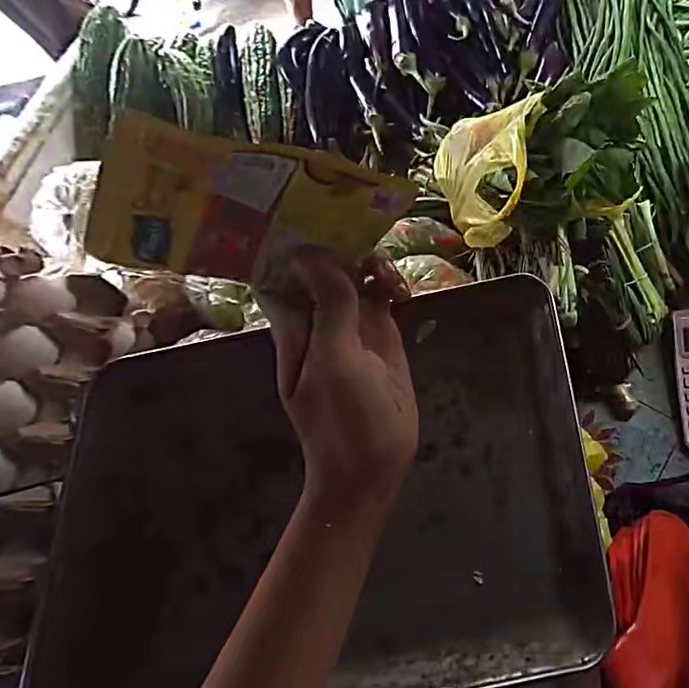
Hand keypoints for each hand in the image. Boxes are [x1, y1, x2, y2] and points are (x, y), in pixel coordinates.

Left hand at [255, 247, 417, 517]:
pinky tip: (405, 293)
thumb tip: (314, 250)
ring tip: (393, 281)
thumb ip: (330, 306)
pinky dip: (392, 285)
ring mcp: (352, 325)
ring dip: (373, 266)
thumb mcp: (335, 360)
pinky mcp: (381, 334)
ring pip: (356, 276)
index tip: (321, 223)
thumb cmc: (345, 419)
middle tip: (372, 252)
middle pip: (325, 266)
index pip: (283, 271)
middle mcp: (319, 317)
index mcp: (294, 324)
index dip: (296, 245)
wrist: (373, 465)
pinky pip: (381, 295)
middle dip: (345, 249)